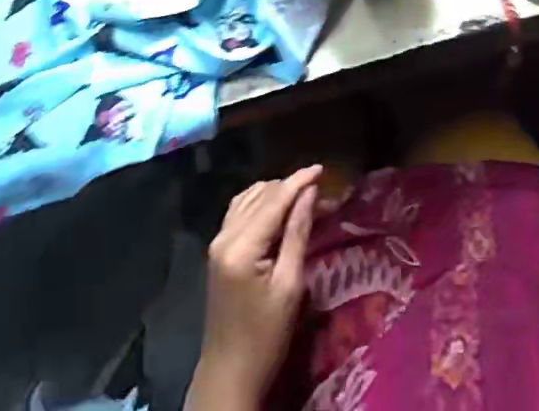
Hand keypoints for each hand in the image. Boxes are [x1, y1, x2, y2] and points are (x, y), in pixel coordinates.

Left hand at [188, 166, 321, 409]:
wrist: (229, 371)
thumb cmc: (266, 335)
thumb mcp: (290, 286)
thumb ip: (298, 234)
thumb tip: (308, 193)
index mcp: (241, 246)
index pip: (273, 201)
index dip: (298, 181)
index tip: (321, 168)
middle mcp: (224, 236)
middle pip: (260, 196)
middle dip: (289, 188)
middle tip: (319, 190)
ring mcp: (217, 242)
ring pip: (247, 200)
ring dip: (274, 193)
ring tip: (303, 194)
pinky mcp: (217, 250)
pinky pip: (239, 212)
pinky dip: (259, 203)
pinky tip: (276, 206)